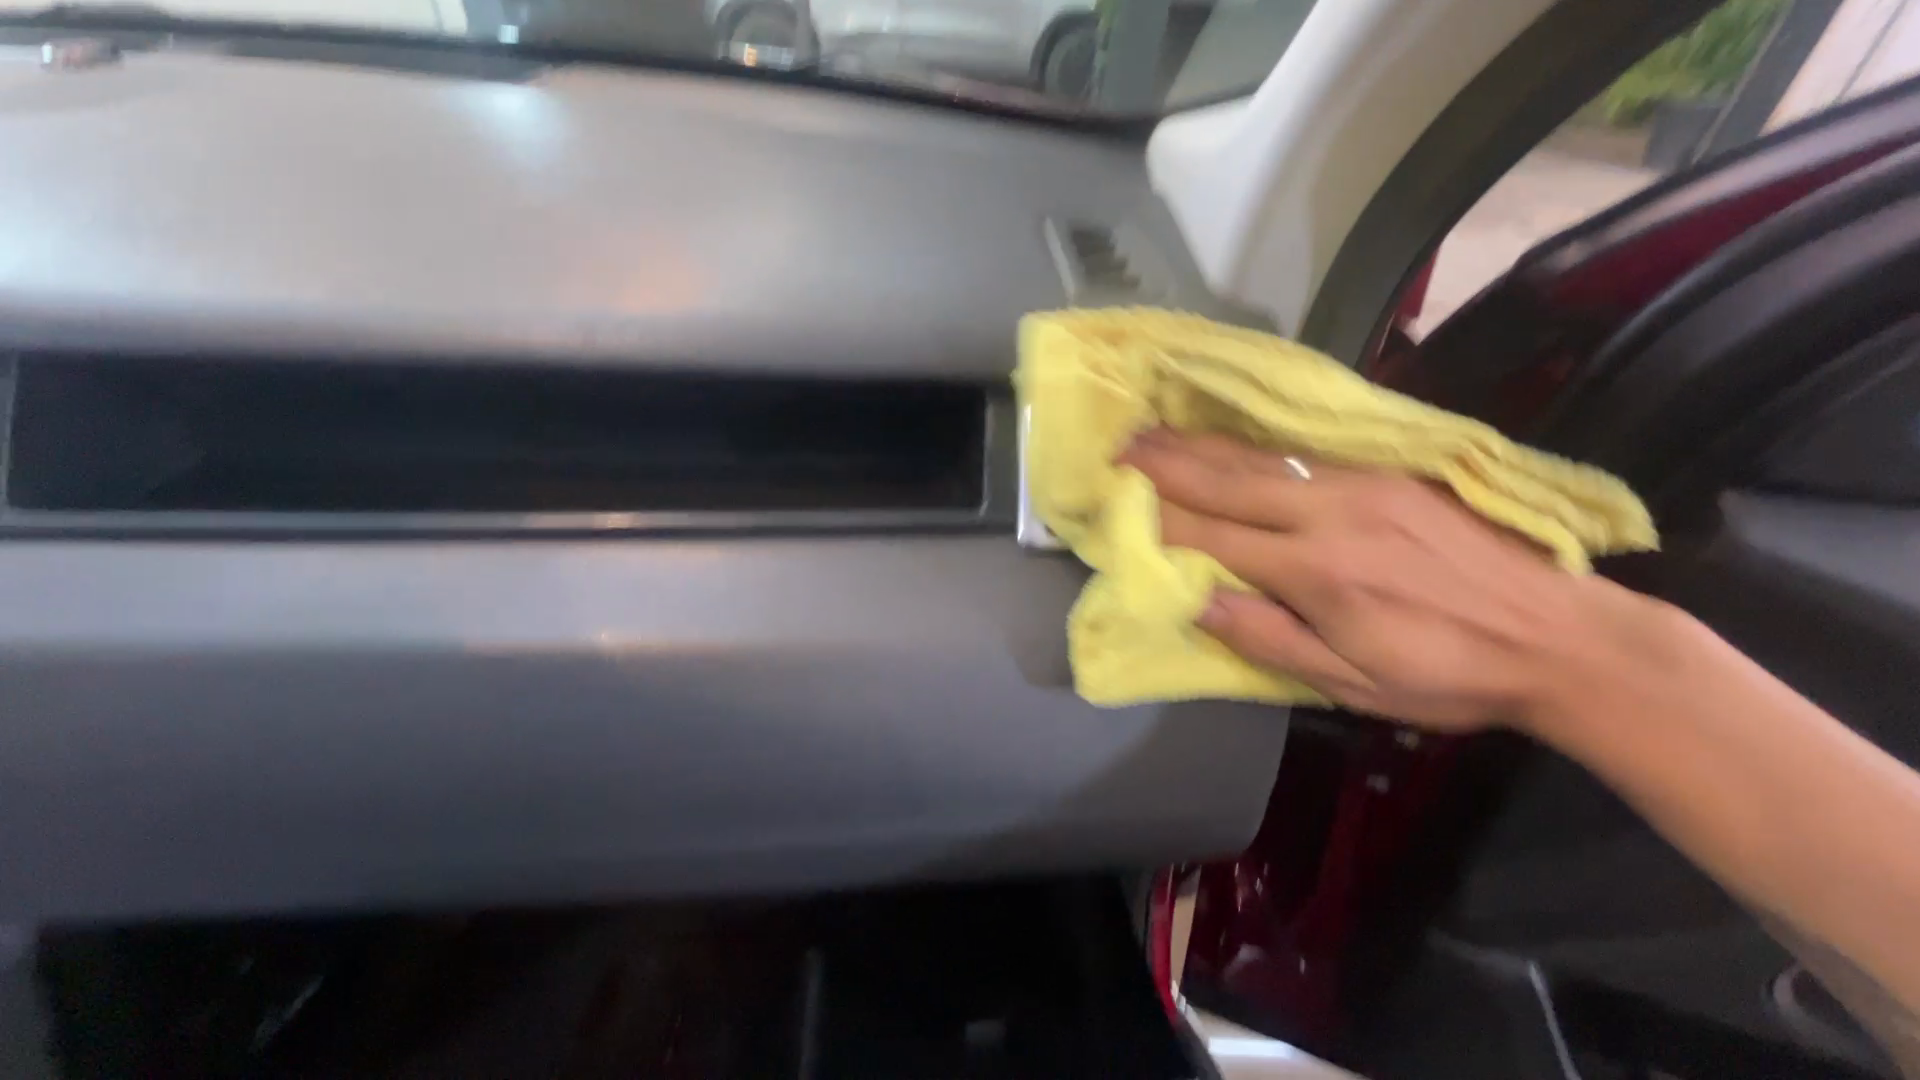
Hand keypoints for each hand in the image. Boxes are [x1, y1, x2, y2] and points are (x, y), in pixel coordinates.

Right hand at [1119, 429, 1668, 733]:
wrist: (1562, 637)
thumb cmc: (1446, 675)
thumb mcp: (1350, 682)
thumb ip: (1267, 638)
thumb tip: (1195, 598)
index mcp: (1315, 570)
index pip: (1210, 535)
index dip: (1155, 520)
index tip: (1111, 504)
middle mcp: (1330, 512)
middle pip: (1226, 479)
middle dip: (1164, 463)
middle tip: (1115, 447)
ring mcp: (1363, 483)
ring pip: (1261, 457)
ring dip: (1199, 444)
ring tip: (1152, 433)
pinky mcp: (1392, 471)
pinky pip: (1303, 452)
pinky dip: (1251, 445)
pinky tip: (1228, 440)